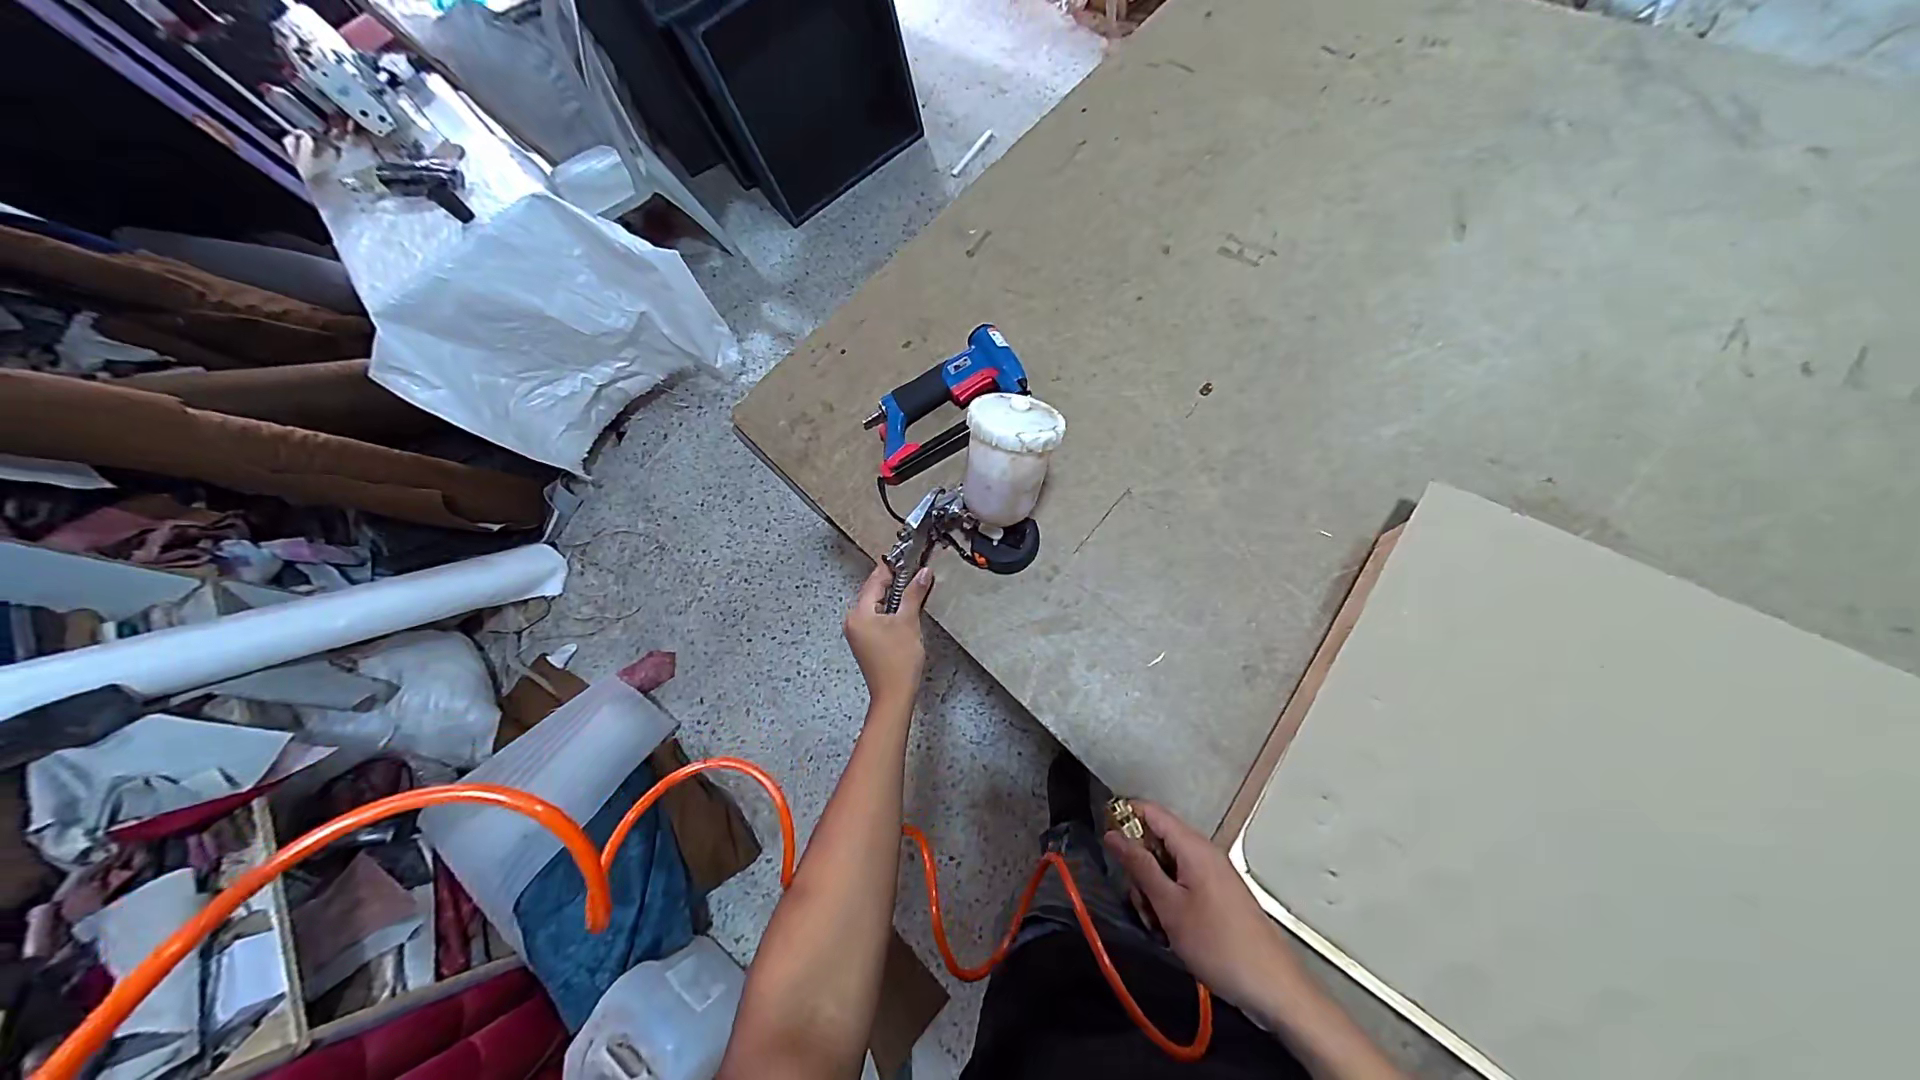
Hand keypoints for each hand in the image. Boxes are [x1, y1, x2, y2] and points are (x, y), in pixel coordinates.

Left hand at [844, 563, 932, 709]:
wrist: (894, 695)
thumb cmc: (898, 662)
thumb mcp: (909, 622)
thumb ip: (914, 594)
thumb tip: (922, 574)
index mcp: (859, 613)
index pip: (875, 581)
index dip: (892, 568)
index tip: (907, 559)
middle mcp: (853, 621)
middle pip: (874, 592)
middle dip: (894, 582)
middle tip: (914, 573)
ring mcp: (858, 632)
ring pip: (876, 605)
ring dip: (894, 597)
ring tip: (913, 591)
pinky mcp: (866, 642)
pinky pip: (876, 618)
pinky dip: (890, 611)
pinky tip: (905, 612)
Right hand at [1103, 800, 1300, 1013]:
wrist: (1273, 987)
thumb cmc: (1217, 944)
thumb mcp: (1169, 906)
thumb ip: (1139, 866)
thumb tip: (1112, 834)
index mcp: (1193, 846)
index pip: (1150, 811)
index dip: (1123, 817)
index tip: (1104, 841)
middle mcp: (1203, 852)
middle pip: (1156, 839)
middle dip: (1138, 865)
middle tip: (1138, 900)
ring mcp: (1211, 874)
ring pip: (1166, 865)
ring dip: (1152, 889)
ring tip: (1157, 923)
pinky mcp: (1216, 894)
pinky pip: (1182, 883)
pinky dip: (1169, 901)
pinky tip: (1170, 930)